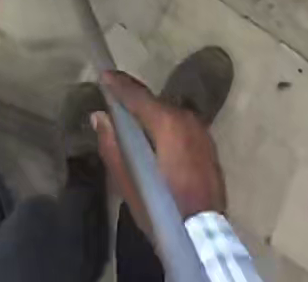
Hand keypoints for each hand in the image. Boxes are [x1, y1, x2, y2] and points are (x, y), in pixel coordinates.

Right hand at [93, 70, 226, 229]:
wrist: (203, 233)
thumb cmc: (163, 208)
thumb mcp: (130, 183)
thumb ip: (113, 147)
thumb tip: (100, 117)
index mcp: (168, 123)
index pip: (138, 96)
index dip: (119, 84)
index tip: (104, 73)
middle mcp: (187, 118)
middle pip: (155, 103)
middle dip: (134, 100)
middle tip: (113, 99)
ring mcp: (201, 129)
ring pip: (169, 114)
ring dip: (151, 115)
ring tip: (131, 119)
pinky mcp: (207, 142)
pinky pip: (181, 125)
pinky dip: (166, 126)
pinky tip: (155, 137)